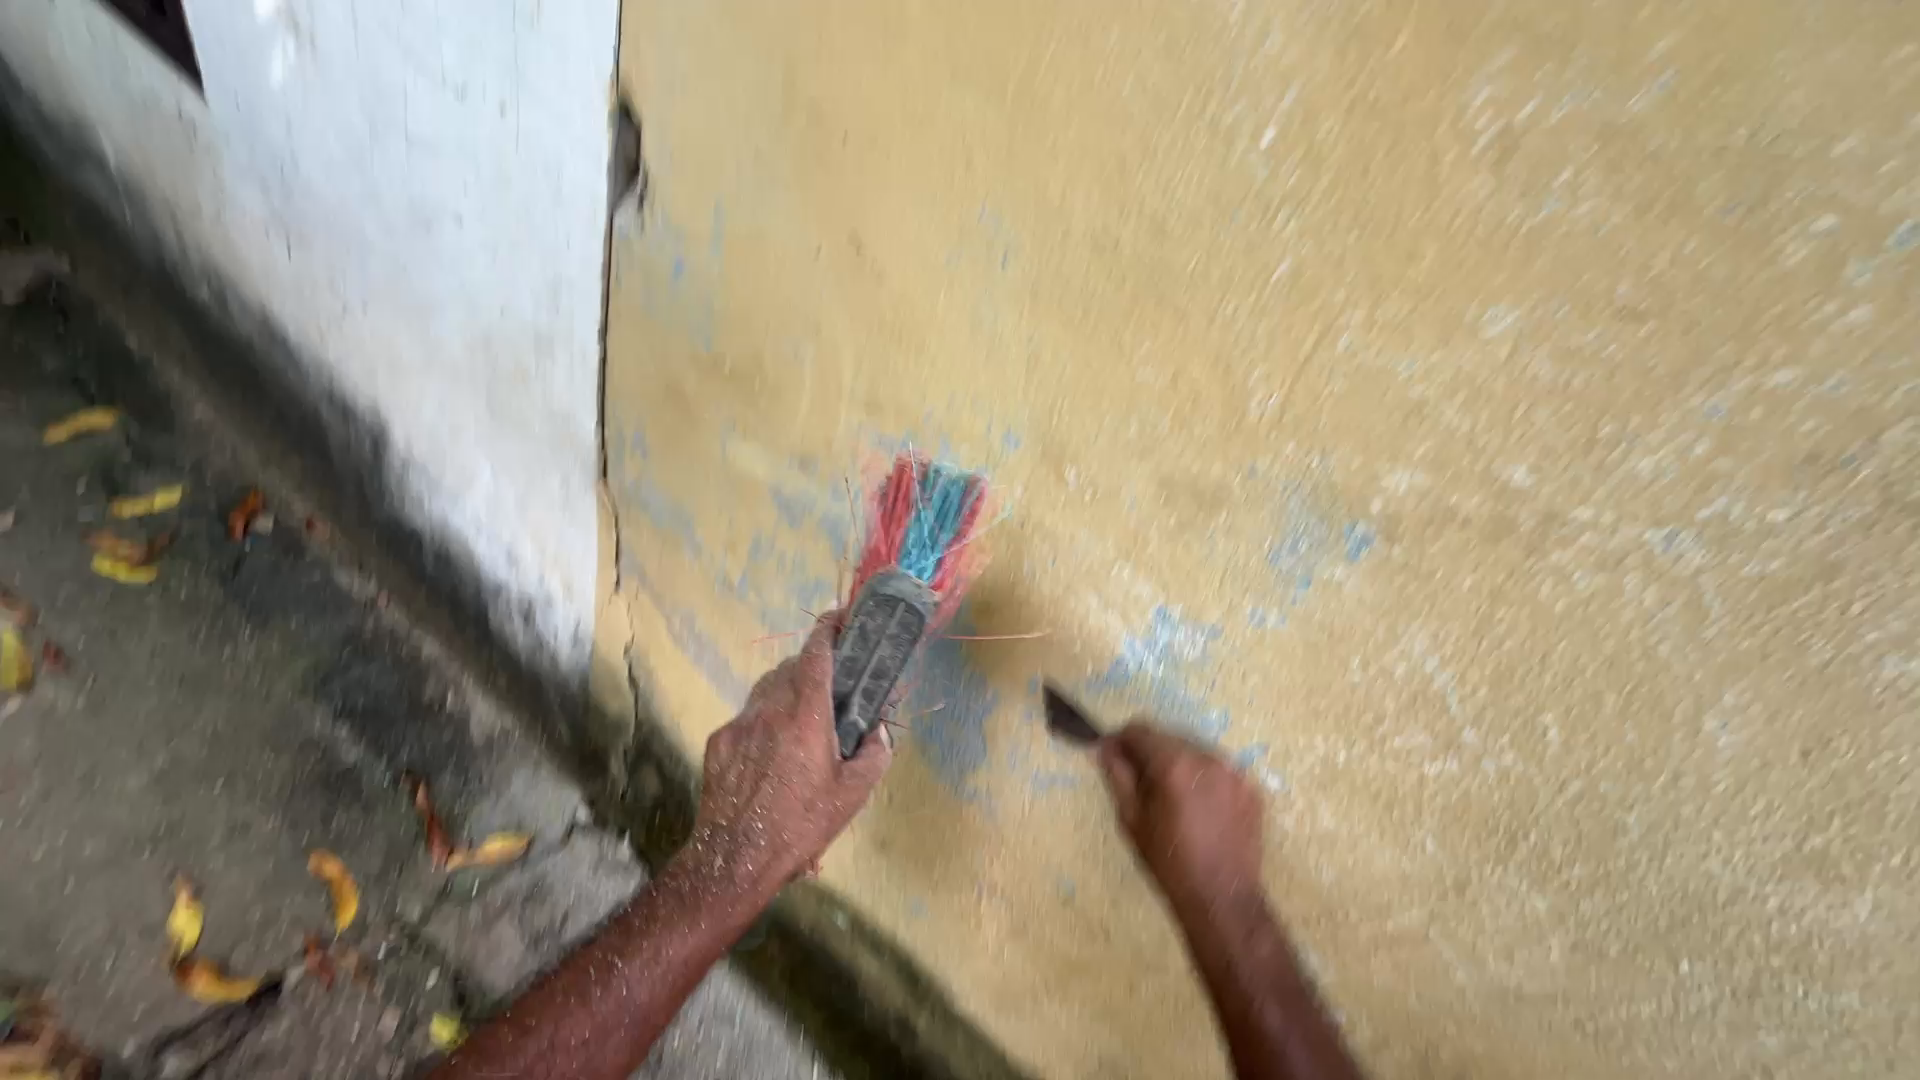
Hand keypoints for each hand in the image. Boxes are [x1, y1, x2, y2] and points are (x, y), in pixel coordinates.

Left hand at [683, 614, 892, 897]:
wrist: (735, 859)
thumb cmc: (801, 825)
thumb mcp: (853, 795)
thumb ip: (874, 754)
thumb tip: (878, 731)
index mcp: (807, 716)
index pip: (817, 655)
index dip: (829, 629)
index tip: (840, 618)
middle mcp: (771, 709)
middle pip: (791, 668)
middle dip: (812, 665)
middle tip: (830, 687)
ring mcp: (739, 724)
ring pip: (766, 689)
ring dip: (787, 690)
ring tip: (801, 720)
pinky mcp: (718, 742)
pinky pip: (747, 718)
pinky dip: (764, 721)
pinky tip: (770, 755)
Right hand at [1097, 722, 1264, 917]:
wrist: (1222, 899)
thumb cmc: (1169, 862)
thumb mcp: (1132, 819)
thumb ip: (1117, 776)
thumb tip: (1105, 748)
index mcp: (1174, 764)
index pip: (1139, 730)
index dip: (1120, 740)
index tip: (1111, 756)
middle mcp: (1206, 757)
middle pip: (1167, 737)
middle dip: (1148, 752)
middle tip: (1137, 780)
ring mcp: (1233, 771)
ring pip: (1193, 750)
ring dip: (1175, 762)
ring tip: (1169, 795)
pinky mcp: (1250, 787)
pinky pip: (1216, 769)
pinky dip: (1201, 777)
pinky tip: (1197, 806)